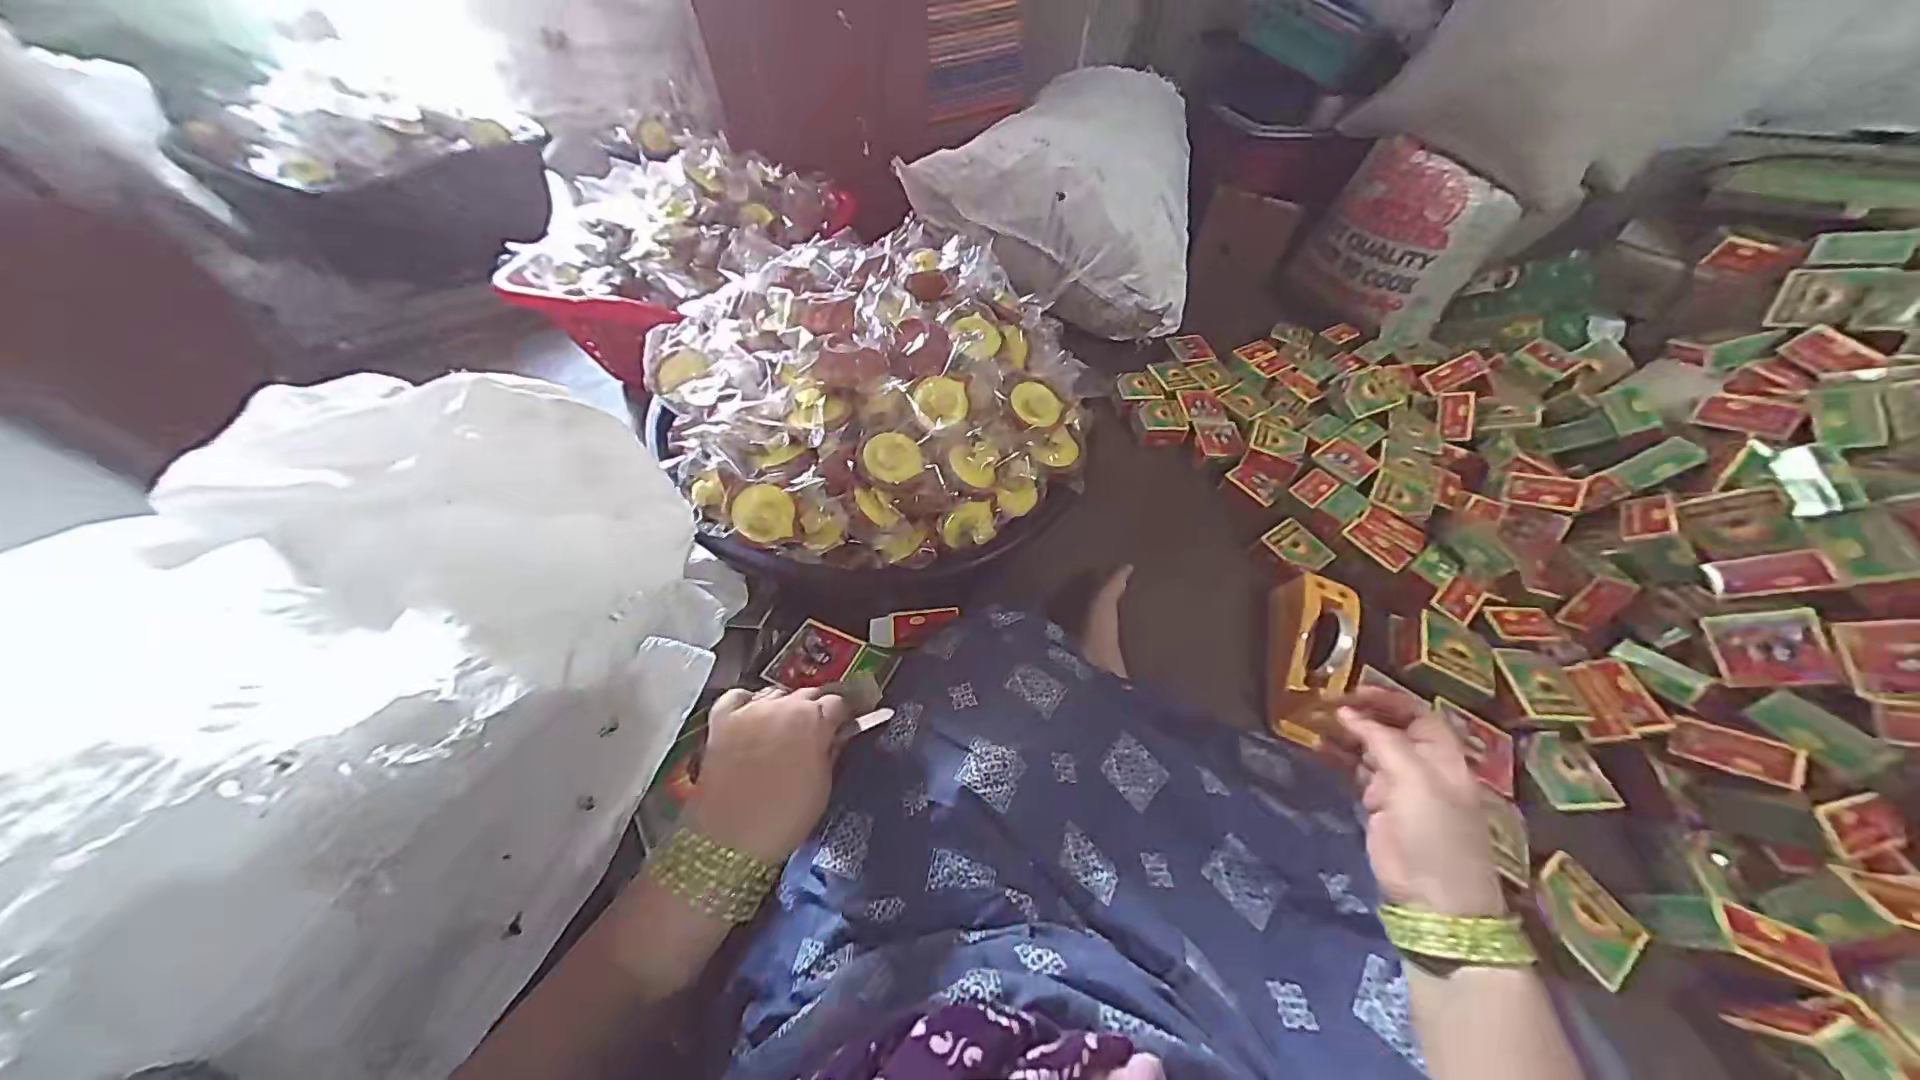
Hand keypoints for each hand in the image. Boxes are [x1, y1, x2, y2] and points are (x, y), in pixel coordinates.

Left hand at [685, 687, 850, 863]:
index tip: (849, 722)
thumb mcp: (823, 786)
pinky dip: (750, 702)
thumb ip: (833, 751)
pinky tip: (754, 716)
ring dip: (786, 706)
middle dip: (818, 707)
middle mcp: (784, 705)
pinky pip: (741, 697)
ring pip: (777, 693)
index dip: (846, 713)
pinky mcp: (722, 719)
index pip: (840, 702)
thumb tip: (839, 735)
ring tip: (787, 726)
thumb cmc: (785, 819)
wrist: (729, 841)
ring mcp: (751, 709)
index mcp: (815, 720)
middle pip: (809, 693)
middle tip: (821, 727)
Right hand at [1336, 688, 1505, 916]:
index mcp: (1443, 758)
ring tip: (1315, 722)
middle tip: (1326, 705)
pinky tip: (1317, 747)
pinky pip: (1355, 770)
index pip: (1418, 715)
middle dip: (1361, 714)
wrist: (1432, 897)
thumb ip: (1382, 741)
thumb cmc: (1433, 833)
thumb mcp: (1413, 780)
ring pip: (1369, 748)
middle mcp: (1421, 766)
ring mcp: (1398, 786)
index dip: (1389, 700)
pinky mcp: (1377, 804)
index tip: (1354, 692)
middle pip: (1391, 728)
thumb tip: (1347, 713)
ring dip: (1345, 733)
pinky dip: (1337, 756)